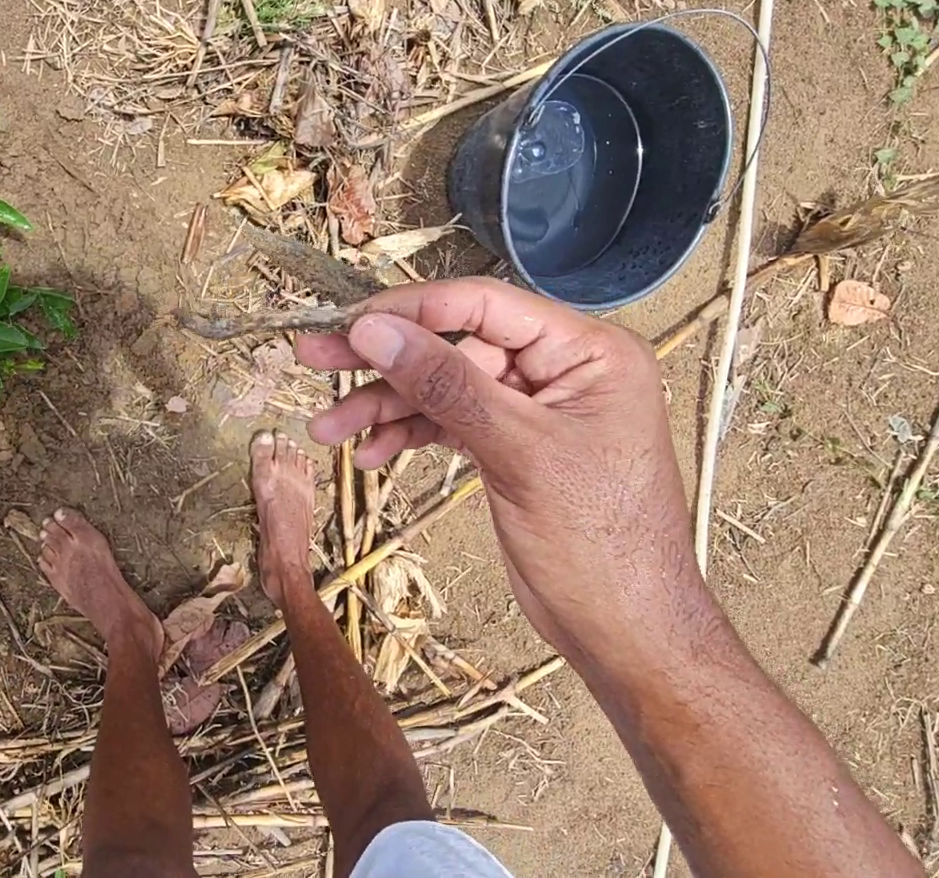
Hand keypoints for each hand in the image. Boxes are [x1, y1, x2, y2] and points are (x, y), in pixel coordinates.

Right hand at [297, 278, 706, 668]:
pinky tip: (370, 453)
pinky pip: (445, 424)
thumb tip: (373, 329)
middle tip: (315, 356)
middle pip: (451, 346)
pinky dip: (406, 436)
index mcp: (585, 351)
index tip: (349, 321)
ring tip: (326, 428)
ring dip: (382, 408)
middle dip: (383, 359)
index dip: (411, 310)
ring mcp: (528, 408)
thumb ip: (444, 383)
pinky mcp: (506, 444)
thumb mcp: (517, 451)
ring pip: (440, 389)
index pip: (483, 306)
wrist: (623, 632)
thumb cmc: (597, 542)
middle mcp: (556, 369)